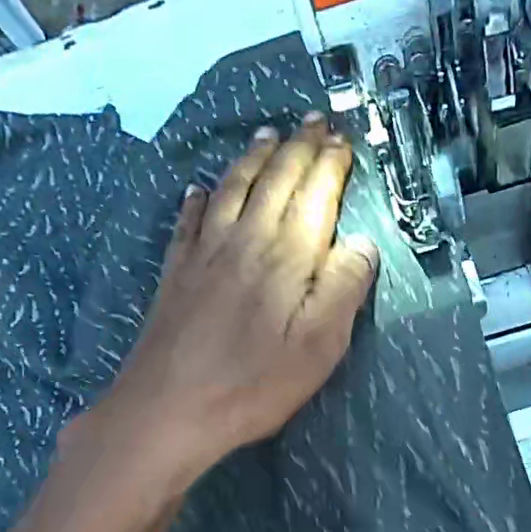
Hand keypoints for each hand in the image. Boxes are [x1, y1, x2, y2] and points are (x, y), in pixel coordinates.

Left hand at [75, 113, 379, 494]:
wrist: (167, 410)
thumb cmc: (255, 384)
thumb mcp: (318, 347)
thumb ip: (343, 290)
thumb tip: (362, 244)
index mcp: (286, 259)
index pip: (313, 197)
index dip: (330, 166)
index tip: (343, 139)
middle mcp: (244, 241)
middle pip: (274, 182)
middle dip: (298, 148)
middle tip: (314, 121)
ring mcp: (204, 253)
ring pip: (233, 190)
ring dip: (254, 159)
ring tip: (269, 134)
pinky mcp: (176, 271)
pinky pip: (190, 219)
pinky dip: (200, 197)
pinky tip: (200, 188)